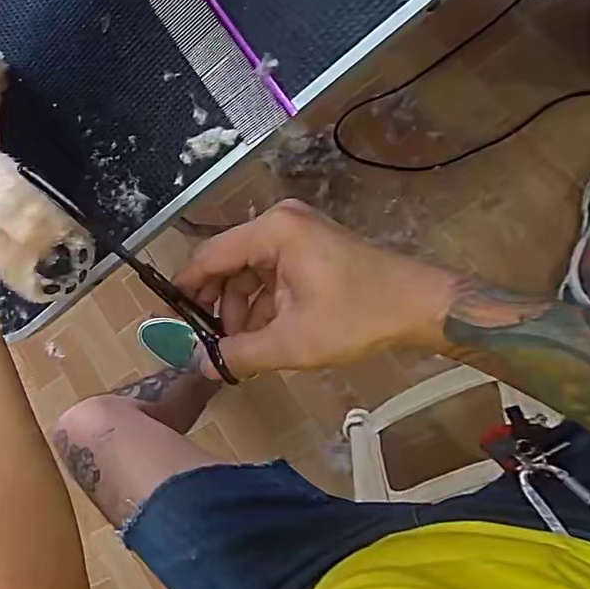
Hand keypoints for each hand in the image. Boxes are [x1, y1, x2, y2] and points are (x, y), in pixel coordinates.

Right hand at [173, 200, 460, 378]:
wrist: (420, 306)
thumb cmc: (358, 317)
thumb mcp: (293, 341)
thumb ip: (240, 353)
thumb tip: (199, 365)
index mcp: (272, 231)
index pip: (209, 257)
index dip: (185, 292)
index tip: (169, 324)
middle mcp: (280, 223)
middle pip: (228, 265)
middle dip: (218, 308)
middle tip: (209, 345)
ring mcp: (298, 234)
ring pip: (249, 273)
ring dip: (242, 311)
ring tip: (242, 348)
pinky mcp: (310, 249)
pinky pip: (272, 275)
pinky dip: (264, 305)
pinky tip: (265, 336)